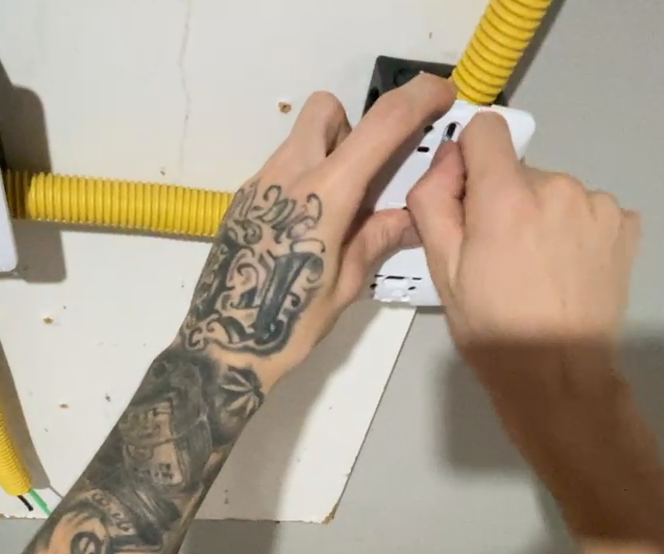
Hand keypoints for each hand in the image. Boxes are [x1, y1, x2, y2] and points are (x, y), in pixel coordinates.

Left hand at [179, 74, 456, 381]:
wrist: (223, 348)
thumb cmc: (288, 325)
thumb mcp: (343, 287)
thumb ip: (375, 240)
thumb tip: (409, 217)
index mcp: (324, 195)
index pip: (380, 125)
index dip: (417, 99)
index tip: (440, 95)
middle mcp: (287, 175)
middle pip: (326, 110)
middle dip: (354, 127)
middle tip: (364, 181)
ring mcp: (258, 186)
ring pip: (299, 140)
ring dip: (326, 157)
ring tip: (333, 217)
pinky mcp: (240, 203)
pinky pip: (279, 171)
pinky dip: (302, 182)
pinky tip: (302, 233)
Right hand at [406, 114, 645, 535]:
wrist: (558, 376)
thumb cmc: (491, 330)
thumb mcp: (443, 274)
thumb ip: (433, 205)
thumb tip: (444, 163)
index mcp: (505, 196)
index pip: (487, 129)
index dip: (470, 158)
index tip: (467, 198)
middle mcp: (557, 185)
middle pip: (520, 171)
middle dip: (506, 201)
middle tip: (502, 258)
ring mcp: (596, 204)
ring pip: (555, 193)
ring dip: (543, 218)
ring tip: (539, 271)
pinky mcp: (625, 224)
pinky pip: (588, 212)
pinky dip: (576, 232)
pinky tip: (569, 271)